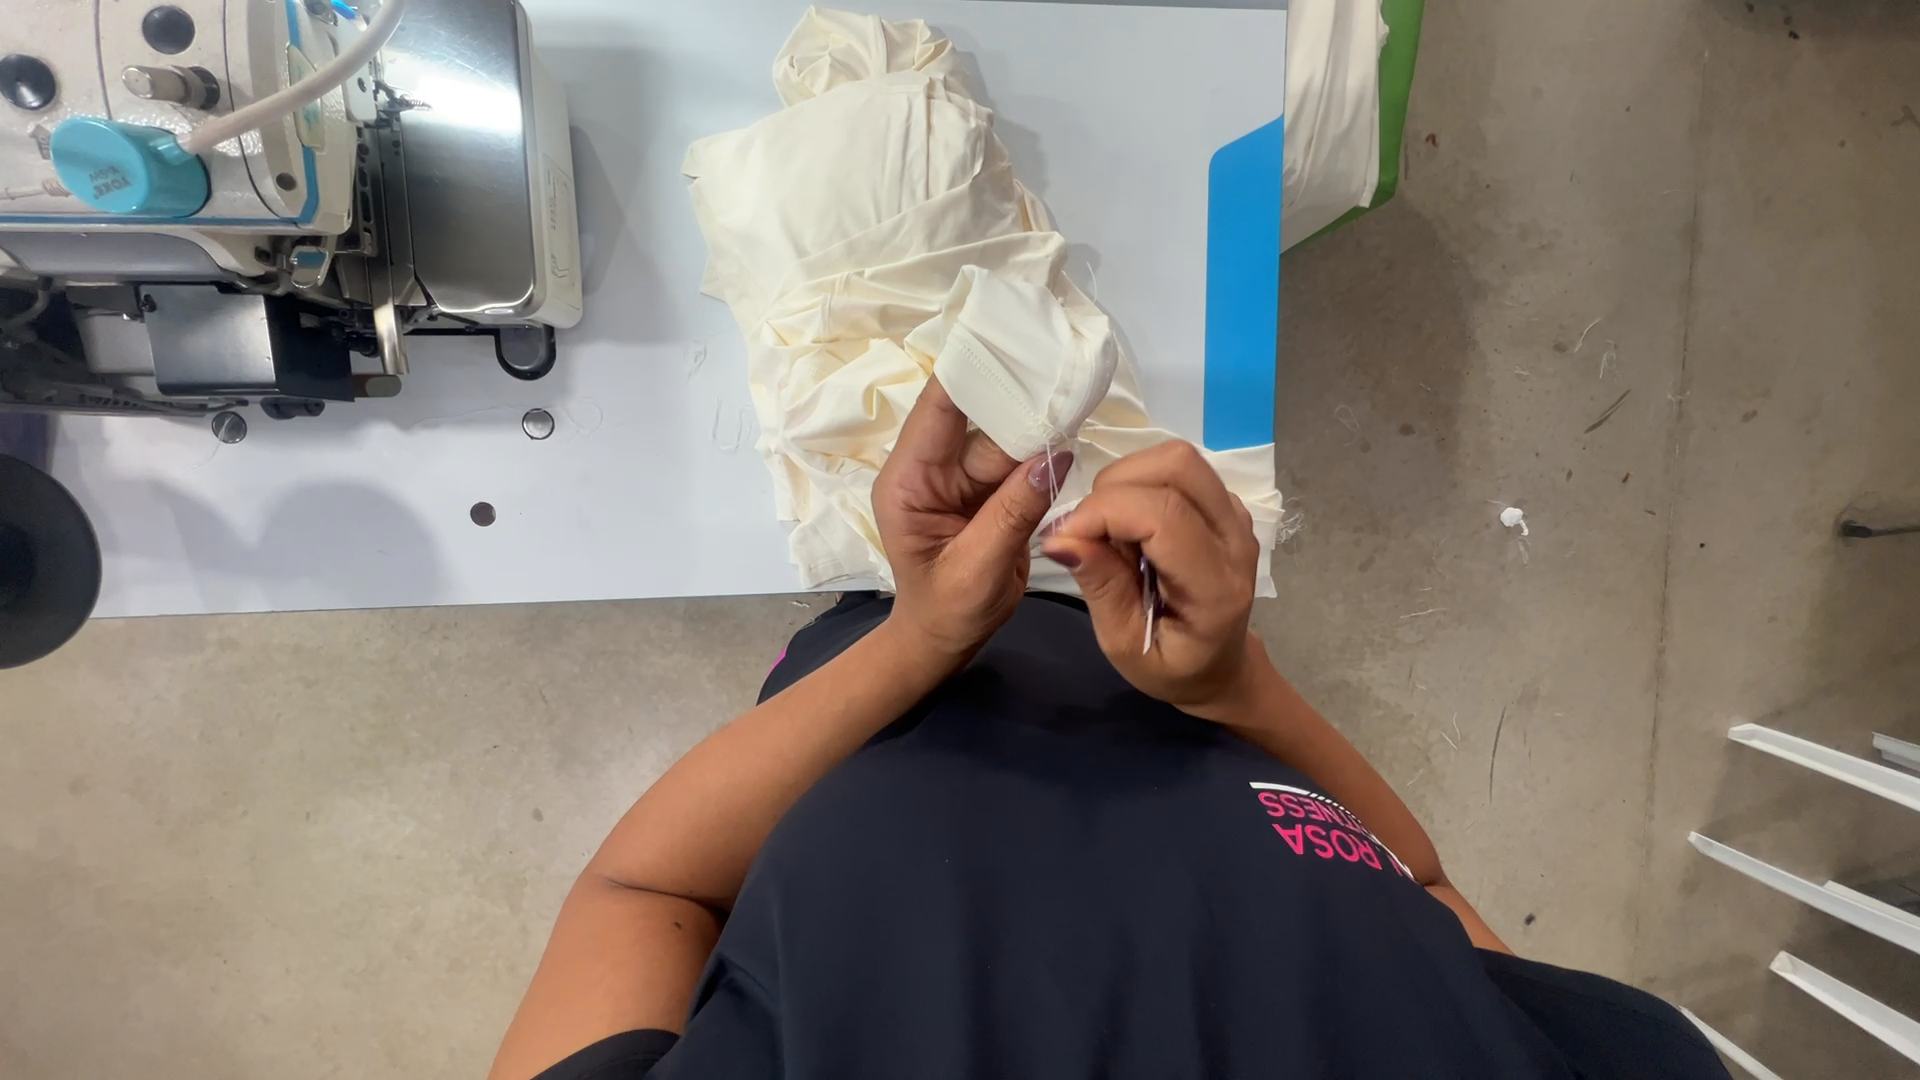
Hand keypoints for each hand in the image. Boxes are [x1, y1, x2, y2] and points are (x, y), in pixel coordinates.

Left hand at [874, 377, 1069, 664]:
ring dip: (1035, 418)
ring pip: (1003, 438)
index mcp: (909, 482)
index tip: (1007, 334)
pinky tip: (1070, 422)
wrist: (945, 641)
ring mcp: (961, 479)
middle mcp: (932, 470)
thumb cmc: (947, 612)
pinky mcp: (987, 492)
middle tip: (1059, 355)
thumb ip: (1014, 513)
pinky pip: (1017, 461)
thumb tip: (1055, 455)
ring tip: (1075, 384)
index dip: (970, 370)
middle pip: (976, 418)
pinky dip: (1042, 447)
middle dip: (1015, 390)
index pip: (937, 410)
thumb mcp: (977, 569)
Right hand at [1039, 441, 1272, 721]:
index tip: (1062, 538)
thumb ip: (1099, 587)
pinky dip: (1138, 484)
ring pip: (1175, 458)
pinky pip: (1177, 469)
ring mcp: (1235, 515)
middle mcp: (1235, 540)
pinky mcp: (1224, 504)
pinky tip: (1130, 526)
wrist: (1220, 666)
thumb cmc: (1172, 666)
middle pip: (1176, 466)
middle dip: (1113, 488)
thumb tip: (1059, 538)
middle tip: (1090, 532)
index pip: (1162, 515)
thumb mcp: (1124, 644)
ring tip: (1111, 530)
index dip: (1102, 513)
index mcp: (1215, 587)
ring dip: (1125, 482)